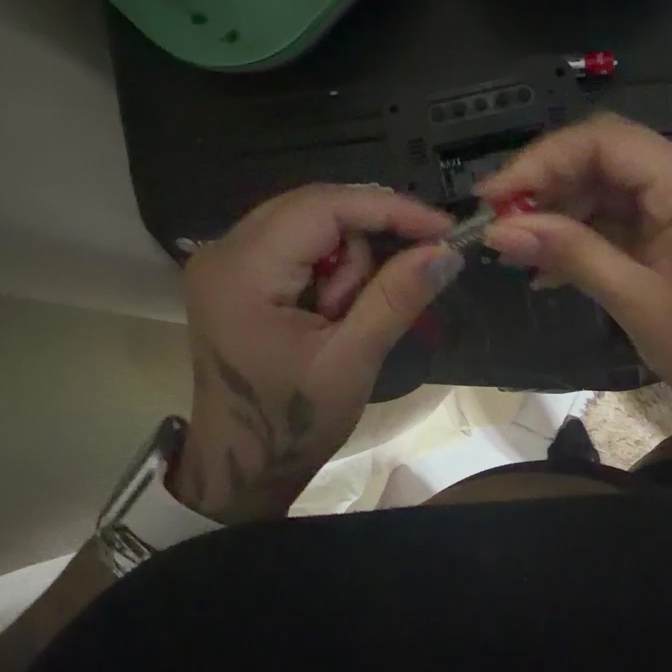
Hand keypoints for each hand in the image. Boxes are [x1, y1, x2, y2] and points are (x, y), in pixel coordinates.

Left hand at [172, 184, 456, 522]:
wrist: (243, 464)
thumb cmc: (294, 422)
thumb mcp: (353, 360)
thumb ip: (396, 298)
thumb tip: (448, 252)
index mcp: (243, 271)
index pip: (321, 207)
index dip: (388, 209)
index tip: (443, 230)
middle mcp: (223, 251)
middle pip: (312, 207)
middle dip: (369, 236)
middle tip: (407, 277)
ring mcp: (225, 263)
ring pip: (307, 224)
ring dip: (347, 261)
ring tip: (349, 317)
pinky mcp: (235, 278)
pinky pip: (295, 247)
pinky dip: (330, 269)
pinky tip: (338, 309)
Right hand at [475, 114, 671, 432]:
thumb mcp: (634, 299)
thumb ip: (570, 253)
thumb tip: (499, 229)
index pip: (604, 141)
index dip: (541, 161)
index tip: (493, 197)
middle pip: (611, 160)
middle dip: (552, 190)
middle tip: (502, 227)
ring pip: (622, 191)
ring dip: (572, 218)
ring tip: (523, 255)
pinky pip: (642, 219)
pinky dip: (602, 238)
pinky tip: (559, 268)